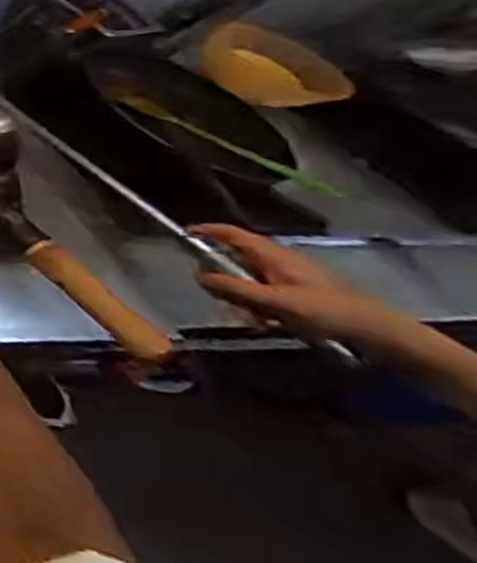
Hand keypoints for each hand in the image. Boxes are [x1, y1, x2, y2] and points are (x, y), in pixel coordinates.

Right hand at [192, 223, 417, 352]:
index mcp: (272, 255)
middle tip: (218, 295)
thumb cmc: (326, 311)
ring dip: (243, 297)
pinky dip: (259, 305)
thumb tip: (198, 276)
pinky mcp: (297, 292)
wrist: (378, 332)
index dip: (207, 230)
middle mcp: (277, 260)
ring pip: (248, 279)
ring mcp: (289, 276)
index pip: (232, 233)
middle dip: (223, 277)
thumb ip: (235, 288)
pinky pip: (264, 292)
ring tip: (252, 317)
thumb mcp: (276, 301)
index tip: (184, 234)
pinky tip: (268, 322)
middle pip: (235, 259)